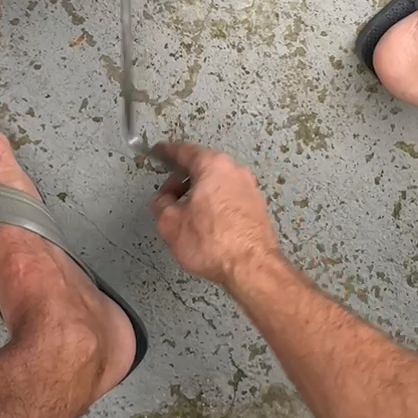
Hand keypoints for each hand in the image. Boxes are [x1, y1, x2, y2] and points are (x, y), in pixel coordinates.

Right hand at [149, 143, 284, 287]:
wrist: (252, 267)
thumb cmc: (213, 242)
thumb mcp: (171, 223)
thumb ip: (161, 204)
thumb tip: (163, 199)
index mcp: (213, 165)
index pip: (185, 151)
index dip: (168, 151)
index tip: (160, 151)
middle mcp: (234, 170)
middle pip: (203, 165)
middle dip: (183, 178)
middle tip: (168, 194)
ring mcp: (249, 187)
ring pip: (218, 181)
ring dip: (200, 191)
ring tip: (187, 213)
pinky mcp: (257, 206)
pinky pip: (230, 196)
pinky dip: (216, 202)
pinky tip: (208, 222)